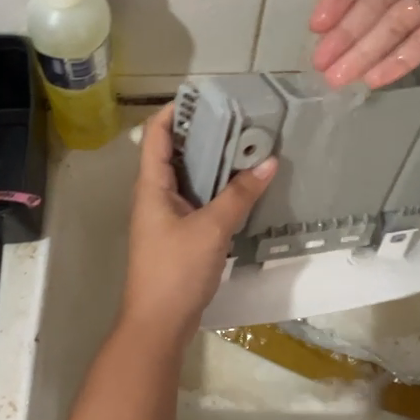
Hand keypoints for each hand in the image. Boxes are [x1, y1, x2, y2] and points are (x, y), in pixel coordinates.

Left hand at [122, 104, 275, 336]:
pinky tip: (245, 187)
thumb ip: (239, 195)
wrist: (158, 324)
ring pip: (190, 177)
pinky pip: (198, 200)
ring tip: (249, 145)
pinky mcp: (179, 235)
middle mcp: (155, 194)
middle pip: (175, 152)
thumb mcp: (211, 229)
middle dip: (205, 133)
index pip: (155, 133)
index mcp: (151, 185)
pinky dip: (218, 189)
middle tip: (242, 119)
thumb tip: (268, 162)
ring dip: (215, 162)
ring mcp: (166, 216)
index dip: (175, 110)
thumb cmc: (175, 271)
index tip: (207, 95)